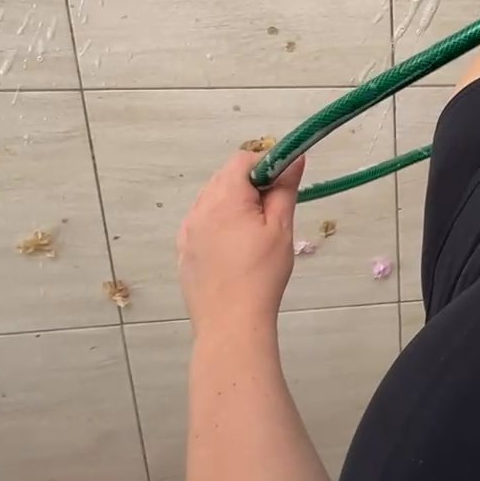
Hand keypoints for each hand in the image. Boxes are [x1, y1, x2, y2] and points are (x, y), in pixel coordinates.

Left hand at [178, 150, 304, 338]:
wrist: (230, 321)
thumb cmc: (262, 271)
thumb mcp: (281, 227)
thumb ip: (285, 188)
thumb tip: (294, 159)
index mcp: (223, 200)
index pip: (242, 160)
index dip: (266, 163)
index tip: (284, 184)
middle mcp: (198, 210)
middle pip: (225, 177)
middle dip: (252, 182)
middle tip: (275, 207)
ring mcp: (187, 231)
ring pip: (213, 198)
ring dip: (236, 200)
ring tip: (257, 228)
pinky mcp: (184, 250)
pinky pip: (203, 221)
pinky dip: (222, 220)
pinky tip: (237, 245)